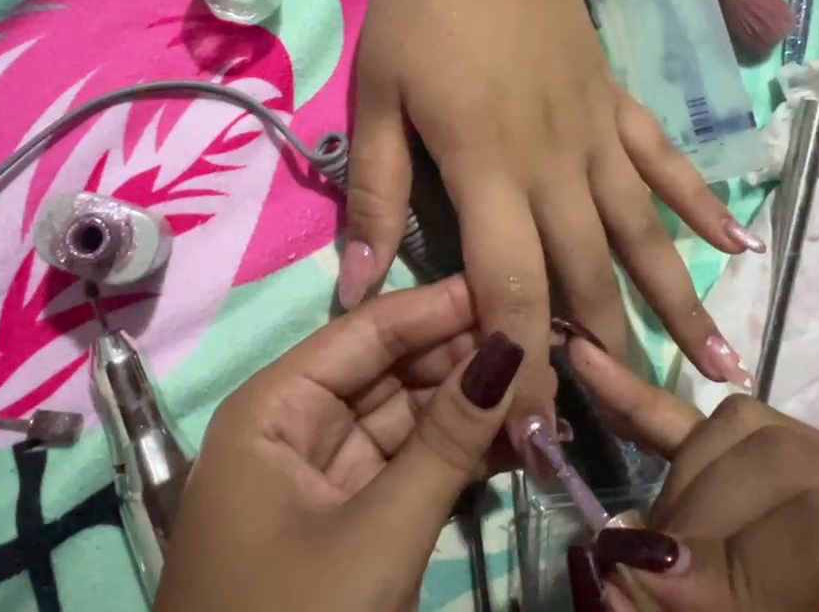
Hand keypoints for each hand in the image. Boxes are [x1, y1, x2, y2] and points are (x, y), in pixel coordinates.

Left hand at [155, 279, 522, 611]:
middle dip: (462, 362)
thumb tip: (510, 347)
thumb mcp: (377, 534)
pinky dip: (455, 458)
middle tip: (544, 350)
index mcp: (274, 407)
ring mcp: (320, 473)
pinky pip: (406, 466)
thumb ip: (446, 440)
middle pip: (388, 370)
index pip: (366, 331)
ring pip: (404, 419)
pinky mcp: (346, 517)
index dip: (439, 307)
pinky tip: (514, 444)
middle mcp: (293, 424)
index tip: (510, 285)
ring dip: (468, 412)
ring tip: (544, 395)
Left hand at [344, 0, 763, 426]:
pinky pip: (665, 159)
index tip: (536, 433)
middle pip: (586, 275)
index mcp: (486, 167)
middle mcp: (554, 163)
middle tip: (632, 426)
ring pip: (642, 230)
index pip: (511, 287)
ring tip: (717, 366)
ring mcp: (597, 130)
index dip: (523, 365)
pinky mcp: (617, 99)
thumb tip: (358, 286)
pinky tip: (737, 243)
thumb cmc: (419, 8)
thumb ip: (374, 192)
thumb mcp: (376, 96)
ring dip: (677, 301)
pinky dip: (700, 203)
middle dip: (607, 357)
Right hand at [562, 336, 818, 611]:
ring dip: (684, 477)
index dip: (727, 559)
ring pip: (756, 425)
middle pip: (781, 456)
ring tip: (654, 540)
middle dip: (694, 513)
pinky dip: (663, 410)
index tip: (649, 592)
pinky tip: (592, 364)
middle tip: (644, 577)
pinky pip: (743, 435)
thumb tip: (619, 573)